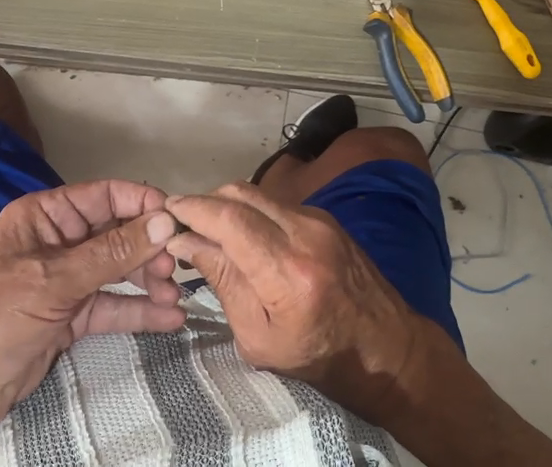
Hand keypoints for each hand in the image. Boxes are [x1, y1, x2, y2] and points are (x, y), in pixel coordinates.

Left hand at [0, 180, 185, 452]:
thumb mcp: (54, 280)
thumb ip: (112, 252)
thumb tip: (164, 221)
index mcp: (45, 216)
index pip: (105, 197)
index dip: (143, 204)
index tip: (178, 219)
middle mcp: (57, 243)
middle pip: (116, 235)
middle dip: (149, 249)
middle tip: (176, 268)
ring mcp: (63, 283)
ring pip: (118, 273)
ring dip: (148, 282)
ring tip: (175, 297)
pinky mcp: (67, 320)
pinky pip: (111, 308)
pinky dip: (138, 312)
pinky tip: (168, 319)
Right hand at [165, 183, 425, 404]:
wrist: (385, 344)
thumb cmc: (318, 356)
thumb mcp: (258, 338)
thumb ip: (225, 283)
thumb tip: (185, 241)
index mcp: (288, 272)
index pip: (230, 220)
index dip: (193, 209)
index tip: (166, 211)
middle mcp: (305, 233)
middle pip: (241, 194)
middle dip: (205, 202)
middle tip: (182, 222)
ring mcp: (318, 219)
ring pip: (258, 194)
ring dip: (227, 205)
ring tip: (207, 230)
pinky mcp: (325, 216)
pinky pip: (276, 203)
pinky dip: (251, 212)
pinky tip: (241, 235)